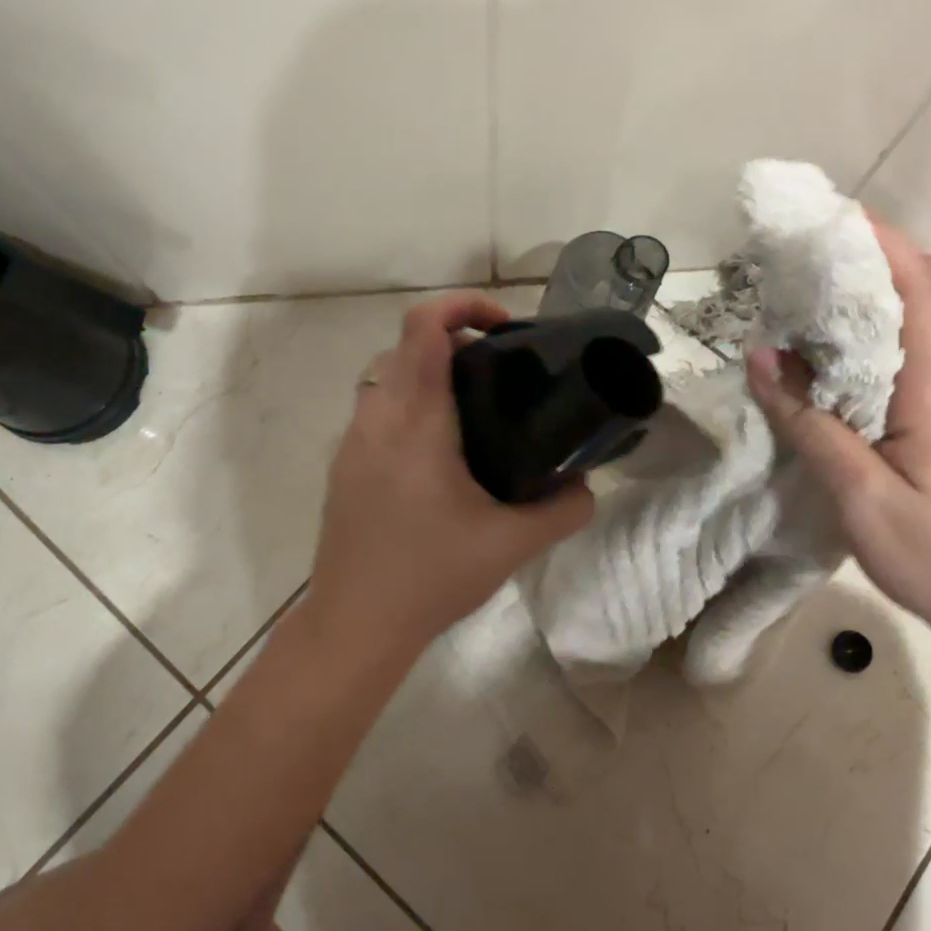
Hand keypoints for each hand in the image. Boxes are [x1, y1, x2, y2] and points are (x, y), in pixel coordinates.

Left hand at [307, 291, 594, 649]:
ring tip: (475, 411)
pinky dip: (410, 407)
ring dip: (429, 375)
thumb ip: (563, 509)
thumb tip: (586, 485)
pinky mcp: (344, 467)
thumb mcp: (512, 544)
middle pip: (407, 346)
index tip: (504, 327)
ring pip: (388, 377)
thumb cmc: (431, 576)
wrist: (355, 625)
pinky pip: (377, 412)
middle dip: (455, 341)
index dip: (462, 304)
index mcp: (416, 421)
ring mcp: (353, 442)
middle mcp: (377, 418)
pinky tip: (441, 456)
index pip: (423, 327)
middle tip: (503, 372)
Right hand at [744, 221, 930, 639]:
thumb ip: (811, 423)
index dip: (879, 240)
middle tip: (788, 257)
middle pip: (906, 298)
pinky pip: (893, 366)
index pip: (918, 286)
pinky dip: (852, 350)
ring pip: (898, 332)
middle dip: (852, 265)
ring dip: (848, 308)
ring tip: (787, 300)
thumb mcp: (860, 496)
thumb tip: (762, 357)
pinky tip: (811, 364)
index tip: (830, 214)